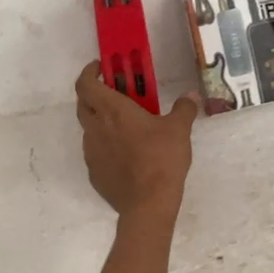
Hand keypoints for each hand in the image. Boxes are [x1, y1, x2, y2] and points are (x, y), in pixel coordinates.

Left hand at [74, 62, 198, 226]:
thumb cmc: (161, 159)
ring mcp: (91, 152)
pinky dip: (105, 146)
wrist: (148, 204)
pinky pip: (96, 152)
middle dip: (94, 94)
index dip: (89, 72)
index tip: (100, 68)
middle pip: (83, 104)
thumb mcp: (178, 129)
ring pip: (89, 129)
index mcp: (111, 111)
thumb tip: (191, 96)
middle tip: (114, 93)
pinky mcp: (94, 173)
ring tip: (125, 127)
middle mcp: (95, 128)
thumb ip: (184, 108)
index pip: (85, 84)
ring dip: (101, 122)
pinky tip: (125, 155)